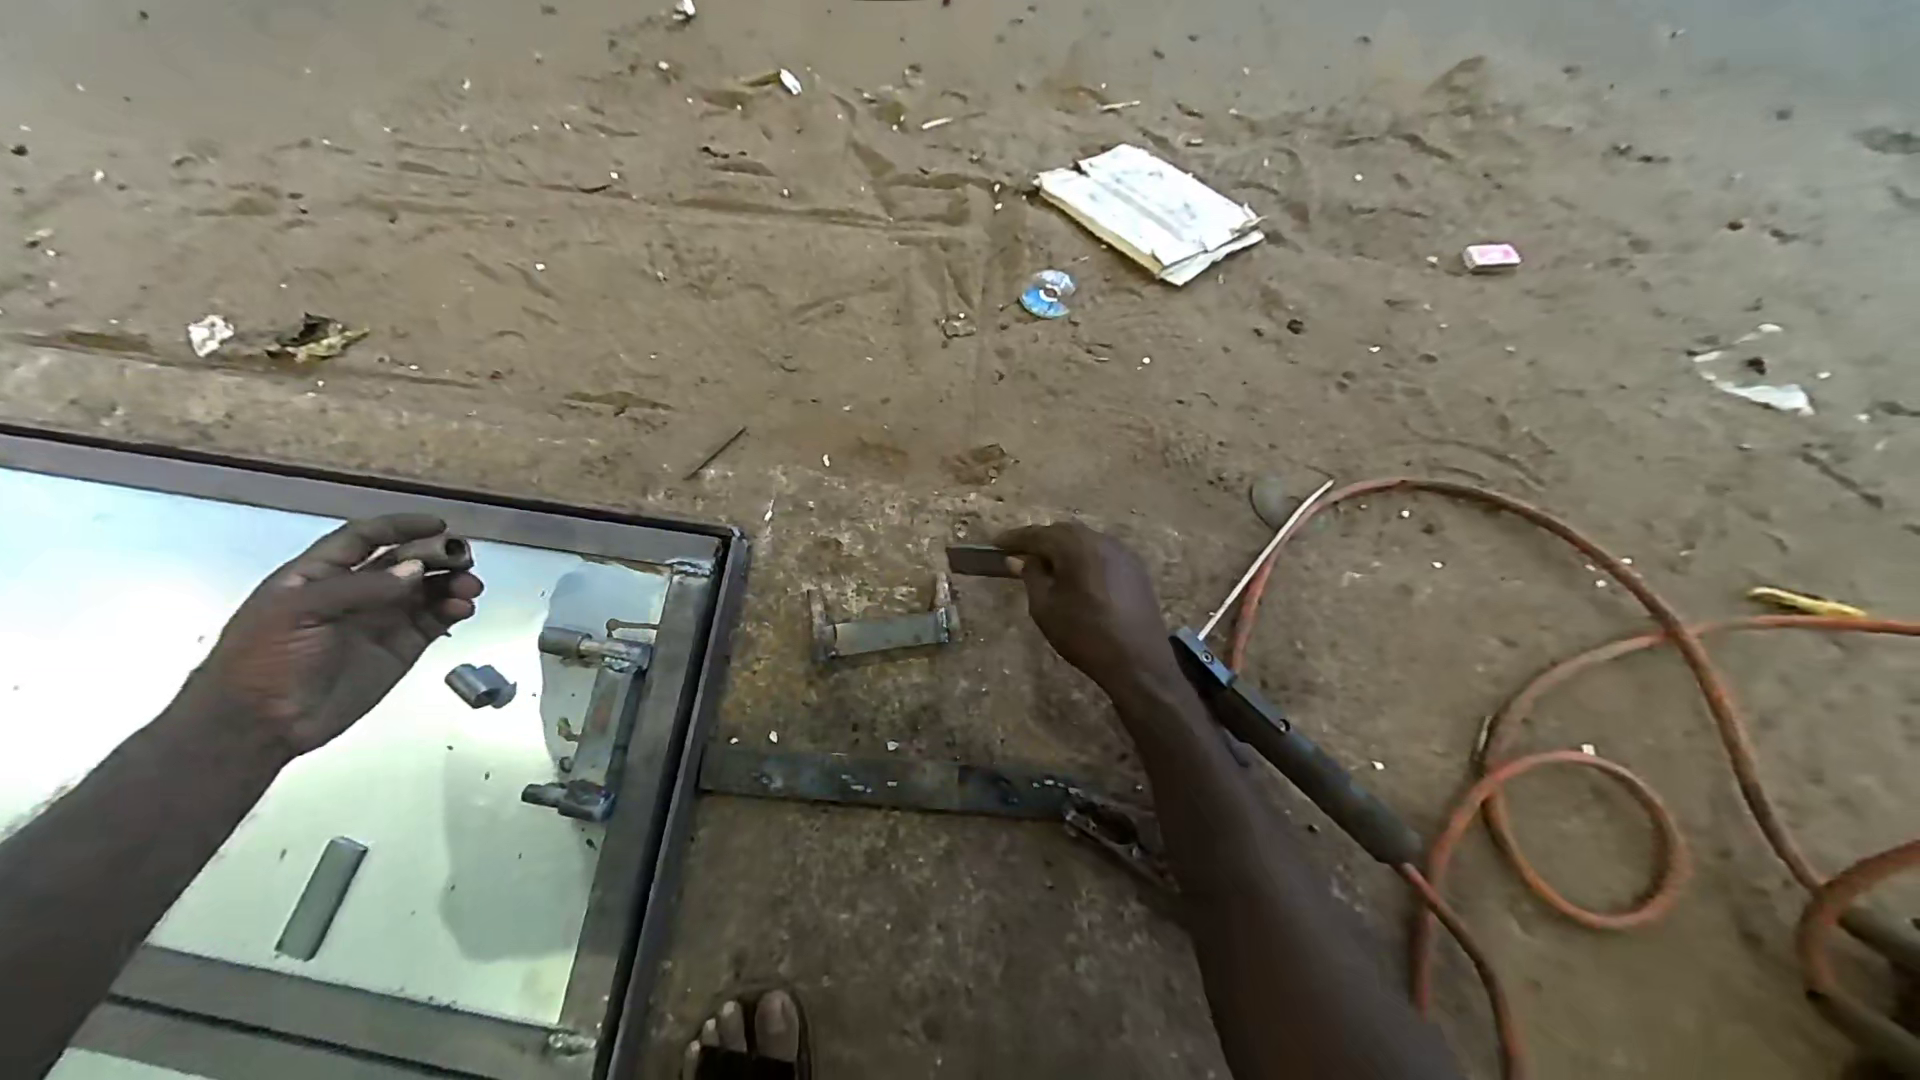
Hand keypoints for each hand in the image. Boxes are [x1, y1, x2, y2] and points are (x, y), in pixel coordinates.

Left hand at [170, 514, 484, 760]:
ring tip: (469, 588)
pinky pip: (438, 618)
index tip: (438, 525)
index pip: (364, 538)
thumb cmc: (264, 659)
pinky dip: (455, 608)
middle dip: (438, 555)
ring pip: (429, 588)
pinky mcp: (404, 645)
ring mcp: (383, 619)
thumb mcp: (297, 613)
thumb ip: (359, 587)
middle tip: (462, 559)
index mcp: (320, 575)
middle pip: (407, 560)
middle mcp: (357, 592)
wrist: (260, 723)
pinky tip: (463, 608)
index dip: (400, 527)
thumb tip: (416, 569)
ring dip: (453, 581)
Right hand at [994, 522, 1179, 693]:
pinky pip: (1102, 553)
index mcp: (1075, 546)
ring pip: (1085, 541)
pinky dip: (1083, 558)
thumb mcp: (1045, 608)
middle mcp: (1101, 540)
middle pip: (1063, 532)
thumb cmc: (1084, 635)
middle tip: (1019, 555)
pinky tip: (1076, 576)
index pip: (1038, 534)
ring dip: (1063, 548)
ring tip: (1046, 566)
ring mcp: (1123, 553)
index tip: (996, 545)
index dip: (1015, 539)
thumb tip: (1018, 559)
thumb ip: (1031, 576)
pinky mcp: (1136, 569)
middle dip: (1040, 540)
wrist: (1138, 662)